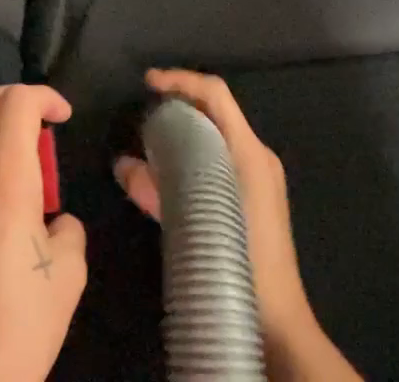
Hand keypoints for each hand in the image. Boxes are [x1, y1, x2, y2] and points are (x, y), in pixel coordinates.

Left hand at [0, 84, 86, 380]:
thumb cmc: (25, 324)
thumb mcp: (70, 272)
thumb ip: (67, 227)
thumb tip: (54, 220)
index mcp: (5, 182)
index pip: (17, 103)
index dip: (44, 96)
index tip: (63, 116)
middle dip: (15, 100)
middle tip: (40, 126)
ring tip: (12, 165)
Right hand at [116, 69, 360, 381]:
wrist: (277, 318)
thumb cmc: (237, 266)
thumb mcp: (189, 224)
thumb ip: (153, 191)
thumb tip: (121, 164)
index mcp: (249, 152)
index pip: (216, 94)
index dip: (181, 80)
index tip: (148, 81)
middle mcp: (258, 155)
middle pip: (217, 109)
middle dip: (180, 101)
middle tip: (144, 110)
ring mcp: (260, 174)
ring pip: (218, 132)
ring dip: (186, 126)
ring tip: (150, 136)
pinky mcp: (255, 192)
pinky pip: (221, 154)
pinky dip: (194, 149)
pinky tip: (169, 168)